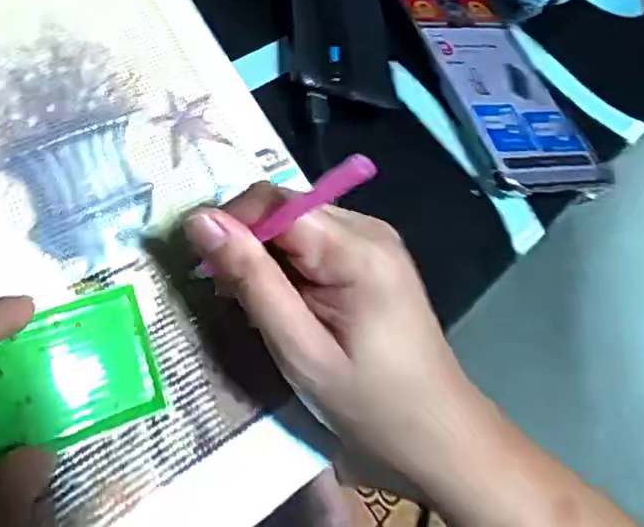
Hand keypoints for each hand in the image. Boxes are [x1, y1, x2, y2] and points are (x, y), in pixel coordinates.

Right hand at [183, 185, 484, 502]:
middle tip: (225, 293)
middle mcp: (367, 227)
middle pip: (284, 207)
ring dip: (263, 253)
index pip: (275, 202)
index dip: (232, 223)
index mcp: (357, 247)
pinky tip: (284, 300)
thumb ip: (251, 279)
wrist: (442, 441)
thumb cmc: (371, 406)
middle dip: (246, 241)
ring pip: (294, 221)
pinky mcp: (371, 253)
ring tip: (252, 302)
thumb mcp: (300, 350)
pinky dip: (286, 261)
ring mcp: (373, 238)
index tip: (204, 268)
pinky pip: (312, 237)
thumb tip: (200, 220)